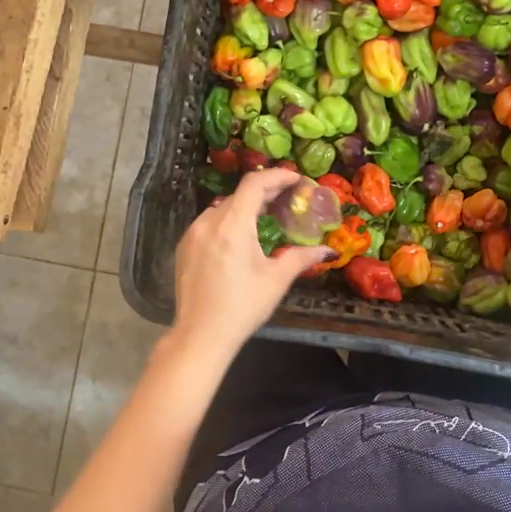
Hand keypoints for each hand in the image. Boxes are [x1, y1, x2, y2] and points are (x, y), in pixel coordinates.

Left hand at [172, 169, 332, 360]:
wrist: (201, 335)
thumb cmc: (243, 306)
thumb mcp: (276, 280)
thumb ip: (301, 258)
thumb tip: (327, 250)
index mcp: (232, 224)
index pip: (254, 184)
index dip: (277, 176)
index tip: (295, 179)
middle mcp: (208, 222)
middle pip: (238, 195)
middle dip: (264, 192)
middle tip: (286, 197)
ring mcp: (192, 234)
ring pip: (222, 208)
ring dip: (244, 207)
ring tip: (264, 216)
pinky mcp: (183, 248)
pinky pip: (208, 224)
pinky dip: (226, 222)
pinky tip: (239, 237)